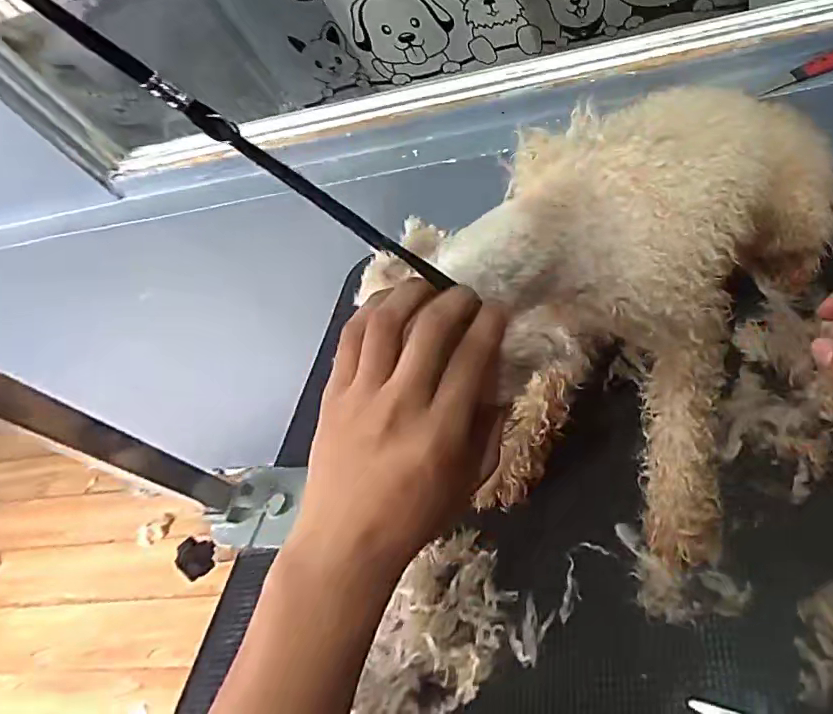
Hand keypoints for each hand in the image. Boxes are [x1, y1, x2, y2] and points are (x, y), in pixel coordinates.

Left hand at [287, 280, 507, 577]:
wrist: (343, 546)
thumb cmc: (417, 515)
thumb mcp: (472, 478)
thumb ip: (493, 426)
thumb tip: (500, 379)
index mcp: (442, 429)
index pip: (473, 354)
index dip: (491, 321)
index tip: (498, 310)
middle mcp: (401, 404)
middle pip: (432, 327)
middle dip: (458, 299)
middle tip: (468, 297)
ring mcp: (361, 396)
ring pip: (387, 321)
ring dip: (413, 293)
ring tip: (429, 287)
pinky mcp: (332, 394)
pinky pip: (351, 337)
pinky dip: (372, 309)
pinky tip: (390, 302)